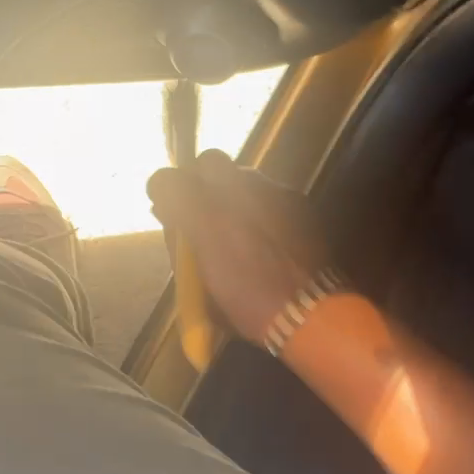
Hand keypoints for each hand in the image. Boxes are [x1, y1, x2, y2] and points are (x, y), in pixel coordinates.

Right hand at [147, 150, 332, 343]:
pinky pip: (271, 190)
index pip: (166, 180)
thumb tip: (168, 215)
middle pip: (209, 161)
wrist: (309, 312)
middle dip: (201, 180)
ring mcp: (272, 190)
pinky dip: (263, 205)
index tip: (167, 208)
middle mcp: (237, 192)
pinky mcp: (298, 198)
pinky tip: (268, 232)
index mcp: (205, 216)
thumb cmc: (248, 307)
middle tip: (204, 209)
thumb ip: (180, 245)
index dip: (164, 191)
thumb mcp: (199, 286)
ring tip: (239, 223)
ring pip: (243, 174)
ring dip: (234, 192)